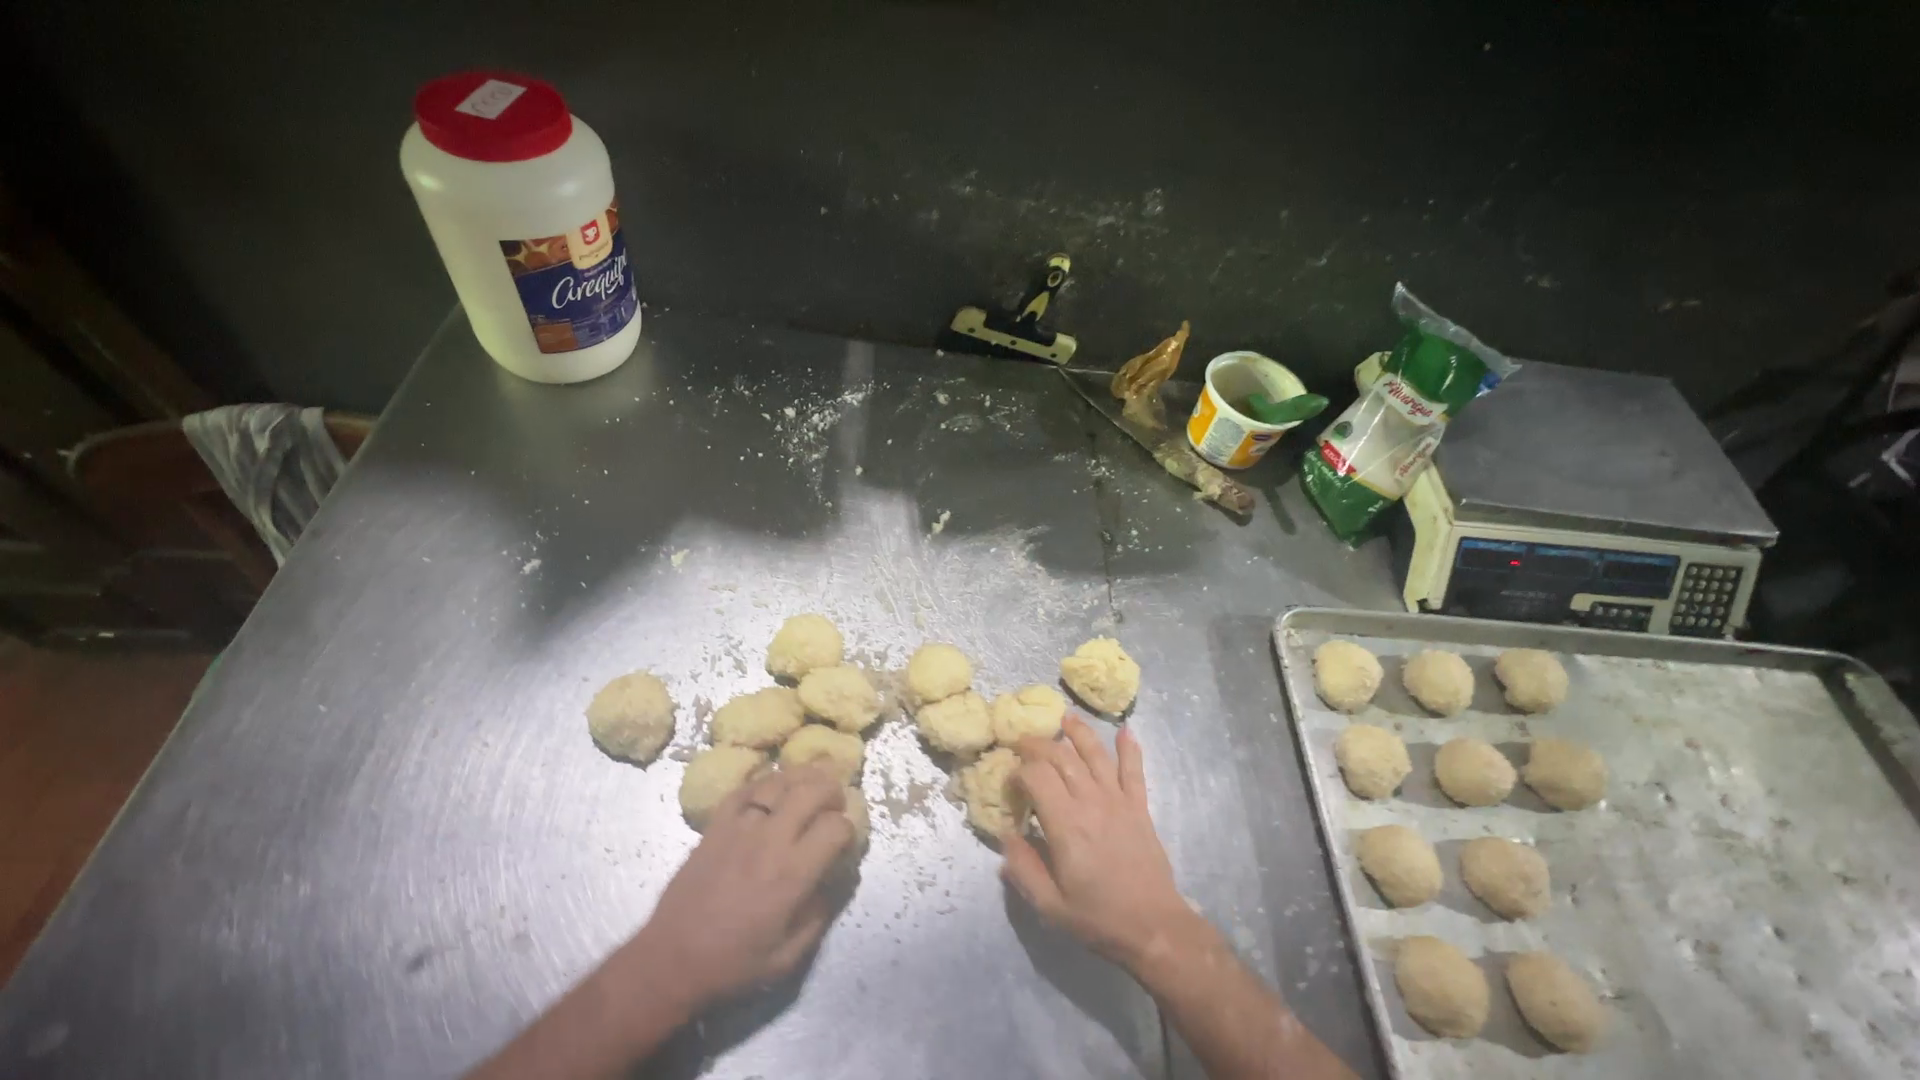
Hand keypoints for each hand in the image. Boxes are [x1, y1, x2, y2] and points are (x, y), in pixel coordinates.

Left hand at [627, 765, 853, 1007]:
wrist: (671, 959)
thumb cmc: (733, 964)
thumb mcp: (788, 957)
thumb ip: (819, 915)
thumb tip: (835, 880)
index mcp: (792, 874)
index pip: (836, 827)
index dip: (849, 829)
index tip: (844, 841)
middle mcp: (769, 841)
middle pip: (812, 790)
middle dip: (832, 790)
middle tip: (835, 801)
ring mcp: (739, 828)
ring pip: (778, 781)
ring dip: (801, 779)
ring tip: (809, 786)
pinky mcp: (715, 826)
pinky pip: (744, 789)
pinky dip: (763, 784)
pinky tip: (771, 791)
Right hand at [1001, 715, 1201, 969]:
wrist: (1154, 927)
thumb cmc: (1098, 919)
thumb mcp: (1049, 905)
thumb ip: (1023, 868)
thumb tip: (1005, 836)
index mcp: (1066, 825)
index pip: (1036, 777)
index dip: (1018, 771)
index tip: (1009, 780)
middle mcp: (1091, 803)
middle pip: (1062, 758)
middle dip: (1039, 744)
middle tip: (1023, 740)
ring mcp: (1119, 802)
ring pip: (1096, 755)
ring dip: (1079, 733)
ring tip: (1065, 717)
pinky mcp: (1140, 808)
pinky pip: (1134, 771)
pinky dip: (1129, 748)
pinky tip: (1125, 731)